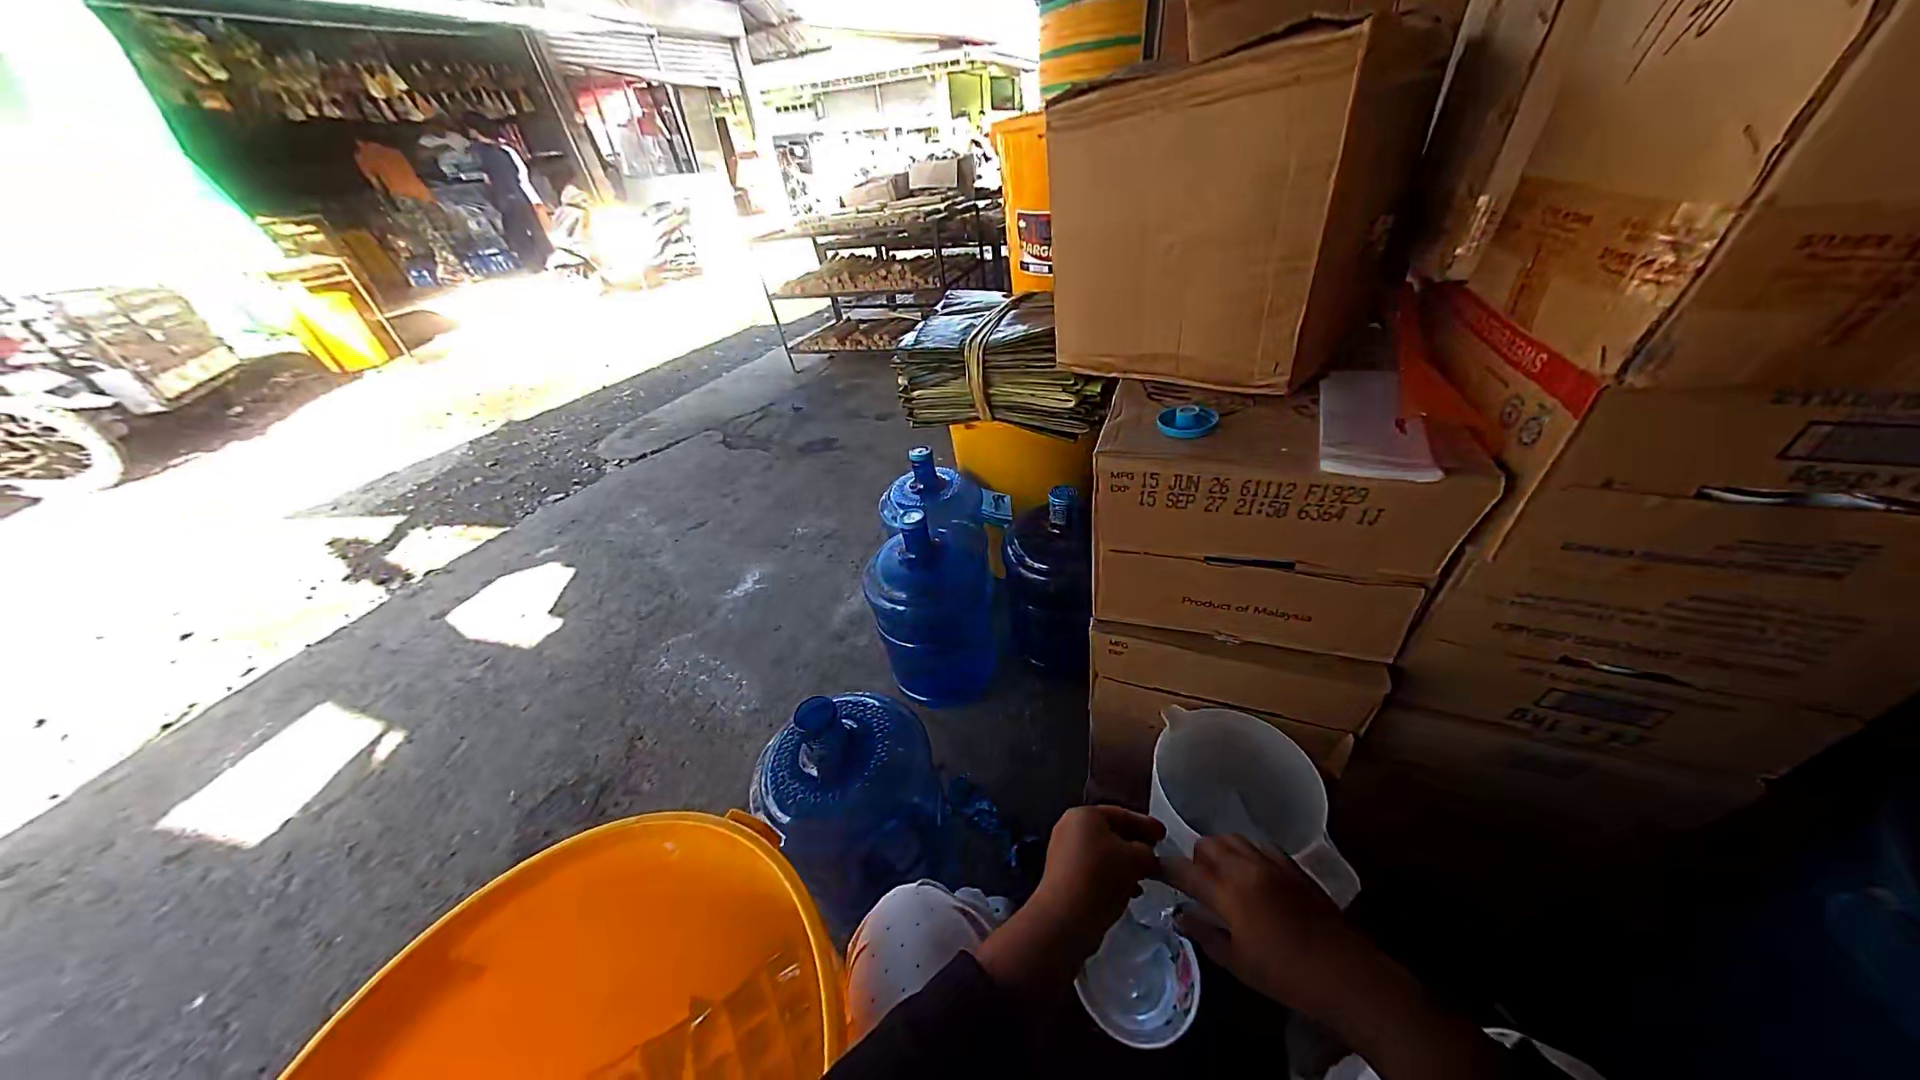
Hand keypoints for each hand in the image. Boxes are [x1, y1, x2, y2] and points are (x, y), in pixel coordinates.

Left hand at [974, 805, 1162, 1010]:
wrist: (1066, 915)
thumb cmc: (1101, 876)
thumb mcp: (1135, 859)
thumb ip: (1147, 851)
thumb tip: (1147, 854)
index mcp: (1084, 815)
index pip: (1120, 814)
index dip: (1145, 823)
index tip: (1163, 833)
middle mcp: (1069, 828)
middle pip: (1110, 832)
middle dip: (1135, 844)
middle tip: (1157, 852)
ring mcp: (1064, 852)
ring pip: (1103, 854)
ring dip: (1126, 863)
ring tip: (1147, 875)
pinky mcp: (1064, 876)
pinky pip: (1095, 870)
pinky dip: (1113, 876)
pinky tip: (1130, 891)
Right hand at [1163, 834, 1378, 1016]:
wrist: (1347, 974)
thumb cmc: (1286, 975)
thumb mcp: (1238, 963)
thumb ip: (1205, 935)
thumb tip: (1180, 917)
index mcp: (1227, 892)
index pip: (1184, 870)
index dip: (1165, 868)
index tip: (1154, 870)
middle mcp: (1246, 868)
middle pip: (1207, 844)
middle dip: (1195, 858)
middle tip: (1198, 883)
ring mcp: (1272, 863)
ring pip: (1233, 838)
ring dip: (1221, 851)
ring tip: (1224, 875)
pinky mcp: (1294, 866)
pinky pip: (1261, 844)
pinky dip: (1248, 852)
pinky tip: (1253, 873)